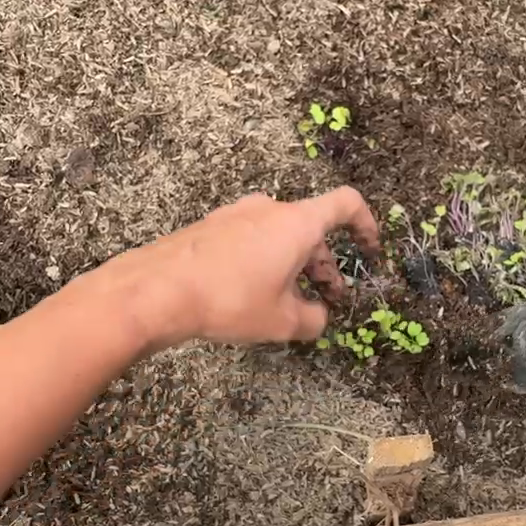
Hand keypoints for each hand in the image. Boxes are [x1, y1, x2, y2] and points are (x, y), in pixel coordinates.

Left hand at [90, 187, 379, 348]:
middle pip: (311, 229)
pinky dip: (267, 262)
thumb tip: (319, 318)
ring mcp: (237, 215)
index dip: (367, 224)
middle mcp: (270, 209)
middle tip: (327, 300)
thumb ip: (313, 319)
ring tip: (290, 304)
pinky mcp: (212, 227)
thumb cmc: (229, 301)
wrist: (154, 292)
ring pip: (281, 236)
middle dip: (325, 265)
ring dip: (295, 266)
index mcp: (297, 223)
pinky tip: (254, 296)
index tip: (371, 250)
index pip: (346, 204)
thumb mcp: (282, 321)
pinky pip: (253, 240)